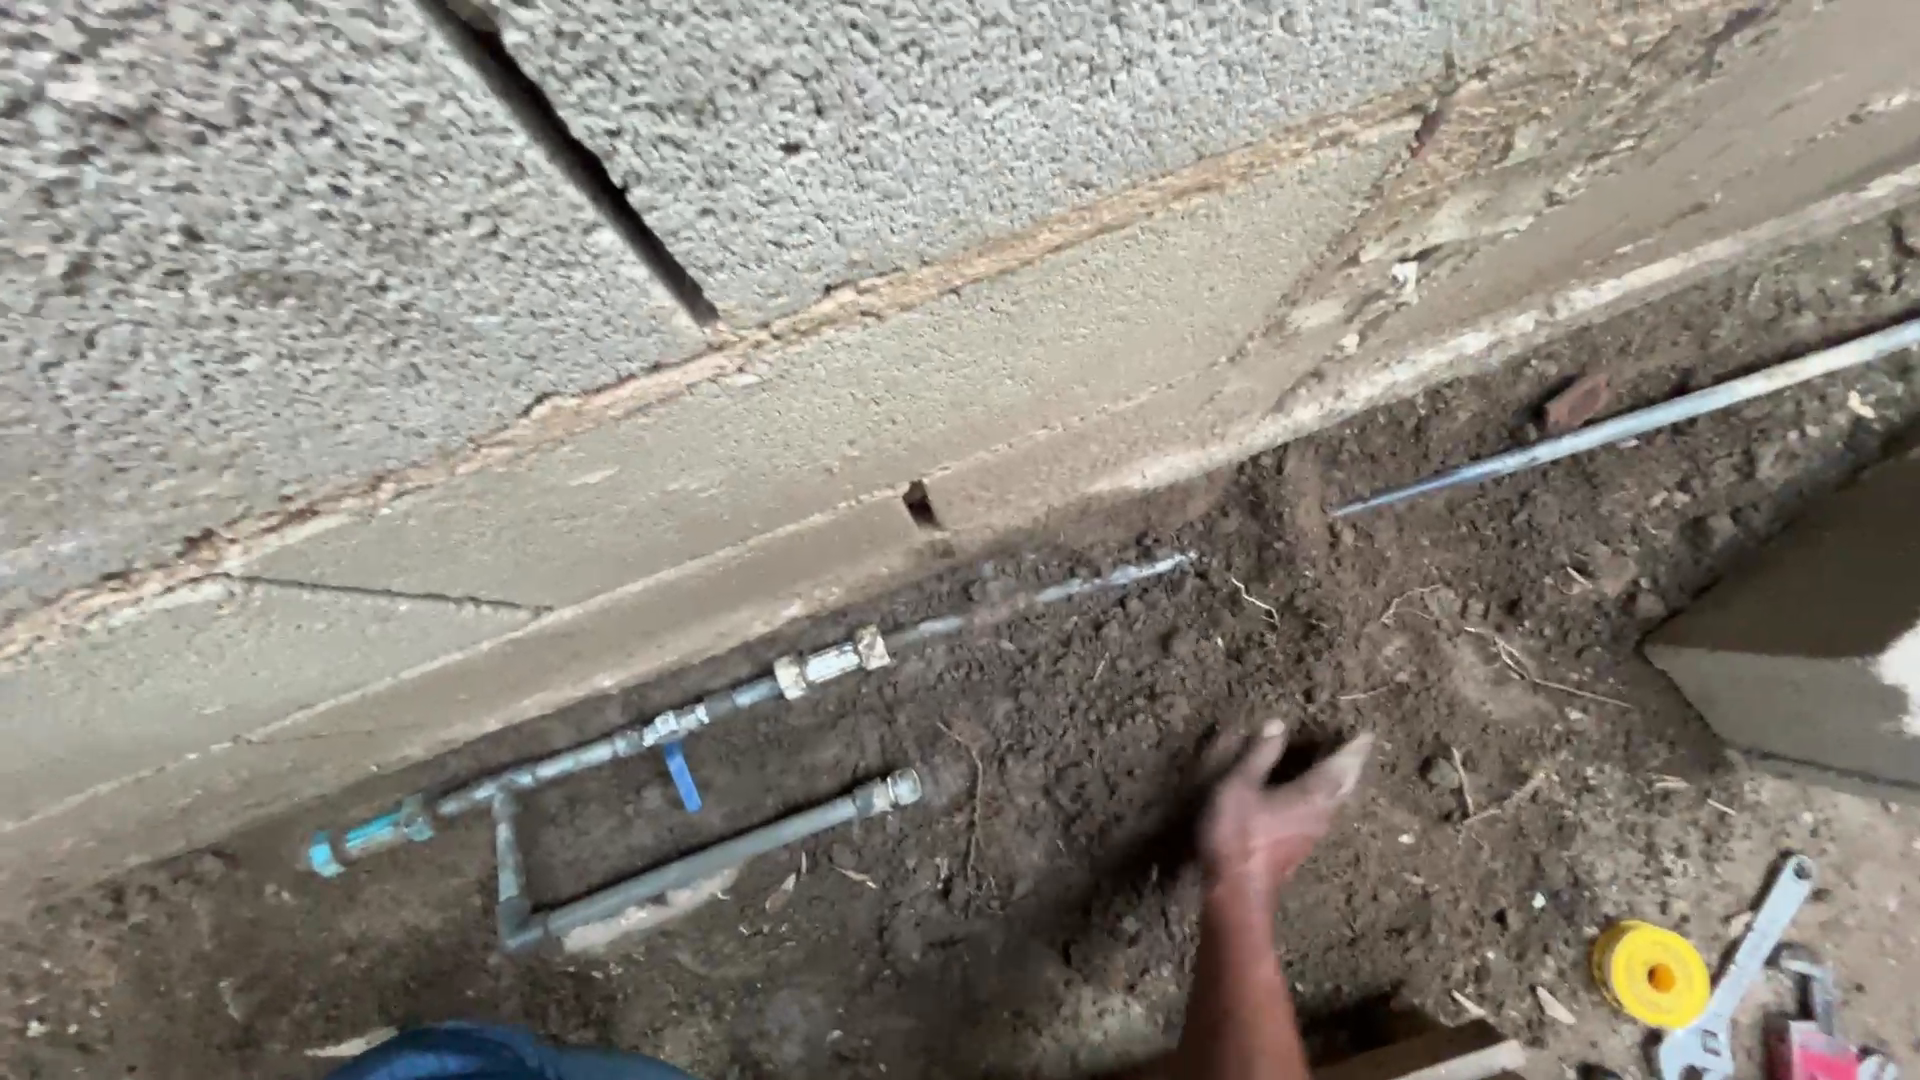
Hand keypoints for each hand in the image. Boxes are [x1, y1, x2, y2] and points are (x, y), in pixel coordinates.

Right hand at [1198, 722, 1373, 907]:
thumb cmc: (1237, 834)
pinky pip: (1321, 813)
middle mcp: (1320, 815)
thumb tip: (1278, 724)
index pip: (1338, 767)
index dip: (1351, 749)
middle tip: (1357, 749)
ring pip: (1334, 802)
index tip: (1366, 735)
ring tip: (1338, 767)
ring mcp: (1311, 835)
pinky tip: (1312, 797)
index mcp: (1310, 796)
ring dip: (1339, 782)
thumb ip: (1259, 755)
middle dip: (1350, 766)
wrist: (1237, 891)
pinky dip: (1324, 796)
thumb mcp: (1239, 785)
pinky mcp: (1299, 846)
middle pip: (1343, 786)